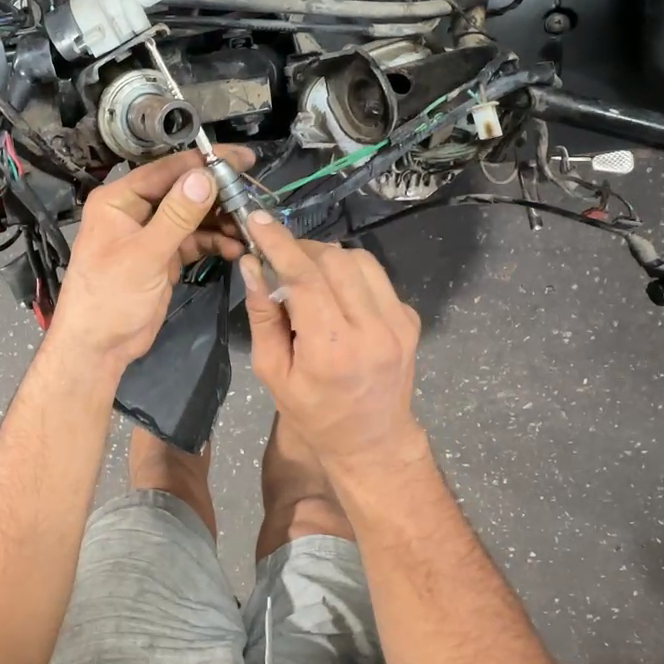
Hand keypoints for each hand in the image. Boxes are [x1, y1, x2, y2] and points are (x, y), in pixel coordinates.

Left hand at [46, 147, 255, 371]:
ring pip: (192, 216)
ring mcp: (150, 234)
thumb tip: (205, 177)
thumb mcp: (144, 255)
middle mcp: (134, 211)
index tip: (241, 158)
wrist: (97, 347)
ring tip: (249, 226)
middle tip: (252, 195)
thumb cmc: (108, 298)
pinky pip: (193, 240)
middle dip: (217, 193)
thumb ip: (176, 216)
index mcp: (118, 200)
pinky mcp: (163, 257)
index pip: (165, 170)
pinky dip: (214, 242)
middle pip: (182, 191)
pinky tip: (235, 247)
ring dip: (220, 220)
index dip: (203, 162)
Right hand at [240, 211, 423, 464]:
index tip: (257, 220)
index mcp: (332, 349)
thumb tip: (252, 265)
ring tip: (306, 274)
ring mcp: (398, 323)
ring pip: (360, 260)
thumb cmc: (313, 414)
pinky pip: (376, 277)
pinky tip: (336, 296)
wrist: (372, 443)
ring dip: (328, 257)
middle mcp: (372, 330)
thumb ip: (263, 315)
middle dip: (301, 249)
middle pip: (335, 260)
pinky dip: (350, 274)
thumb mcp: (273, 372)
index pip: (306, 278)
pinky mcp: (410, 319)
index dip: (280, 243)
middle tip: (279, 257)